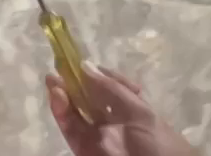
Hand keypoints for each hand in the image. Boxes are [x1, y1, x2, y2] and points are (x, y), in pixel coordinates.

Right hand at [47, 64, 200, 155]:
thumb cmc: (159, 147)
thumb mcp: (143, 114)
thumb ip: (114, 89)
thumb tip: (85, 65)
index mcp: (136, 114)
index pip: (116, 88)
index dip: (100, 74)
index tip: (83, 62)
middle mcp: (116, 124)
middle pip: (90, 97)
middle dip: (74, 80)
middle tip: (60, 65)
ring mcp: (98, 136)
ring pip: (75, 110)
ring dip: (62, 92)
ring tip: (52, 78)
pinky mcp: (83, 147)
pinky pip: (68, 126)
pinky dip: (59, 109)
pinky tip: (56, 93)